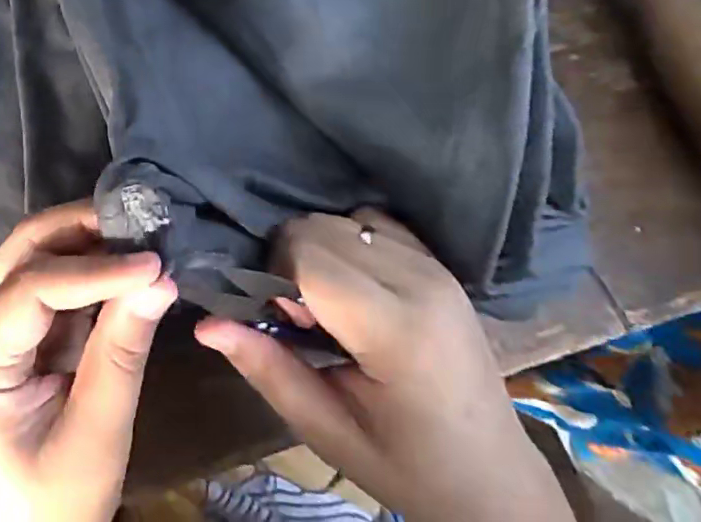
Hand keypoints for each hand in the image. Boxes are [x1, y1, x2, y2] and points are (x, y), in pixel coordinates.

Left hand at [0, 203, 177, 521]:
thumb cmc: (54, 499)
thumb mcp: (95, 437)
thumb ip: (122, 353)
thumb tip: (160, 279)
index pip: (32, 287)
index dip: (94, 269)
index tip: (152, 263)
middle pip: (23, 248)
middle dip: (81, 227)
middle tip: (140, 222)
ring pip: (35, 249)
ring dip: (86, 235)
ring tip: (139, 234)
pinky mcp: (21, 323)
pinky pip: (53, 272)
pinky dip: (91, 259)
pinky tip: (125, 260)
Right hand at [195, 210, 572, 521]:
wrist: (495, 479)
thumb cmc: (408, 467)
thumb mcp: (329, 431)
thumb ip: (266, 368)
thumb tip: (205, 324)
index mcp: (397, 329)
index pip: (308, 255)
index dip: (276, 278)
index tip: (283, 322)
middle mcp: (420, 281)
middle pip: (319, 228)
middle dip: (291, 262)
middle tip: (301, 320)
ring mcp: (434, 266)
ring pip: (340, 219)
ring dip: (317, 252)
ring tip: (330, 307)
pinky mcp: (439, 262)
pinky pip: (372, 221)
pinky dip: (347, 240)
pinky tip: (353, 285)